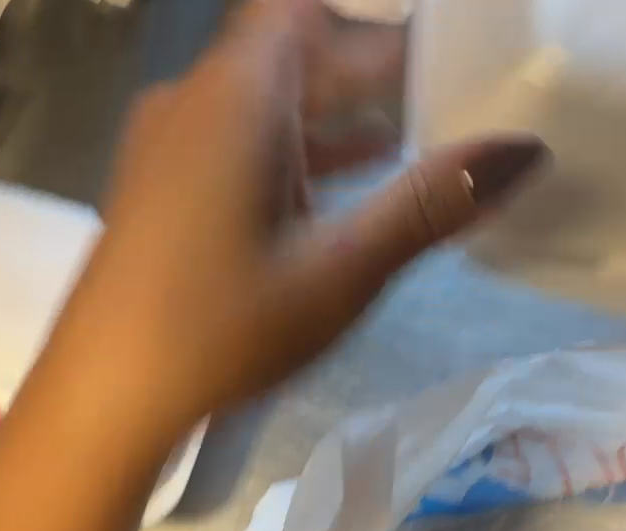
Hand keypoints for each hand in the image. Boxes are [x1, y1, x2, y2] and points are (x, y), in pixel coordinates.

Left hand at [33, 0, 547, 445]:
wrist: (105, 396)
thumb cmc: (222, 328)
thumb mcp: (338, 271)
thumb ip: (429, 206)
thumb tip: (519, 150)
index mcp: (238, 96)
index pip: (312, 14)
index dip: (382, 31)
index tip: (448, 61)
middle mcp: (196, 102)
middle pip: (292, 58)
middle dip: (369, 79)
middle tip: (446, 108)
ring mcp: (169, 149)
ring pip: (265, 109)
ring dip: (334, 126)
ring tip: (408, 151)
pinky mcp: (160, 194)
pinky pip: (237, 151)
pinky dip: (292, 162)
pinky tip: (334, 201)